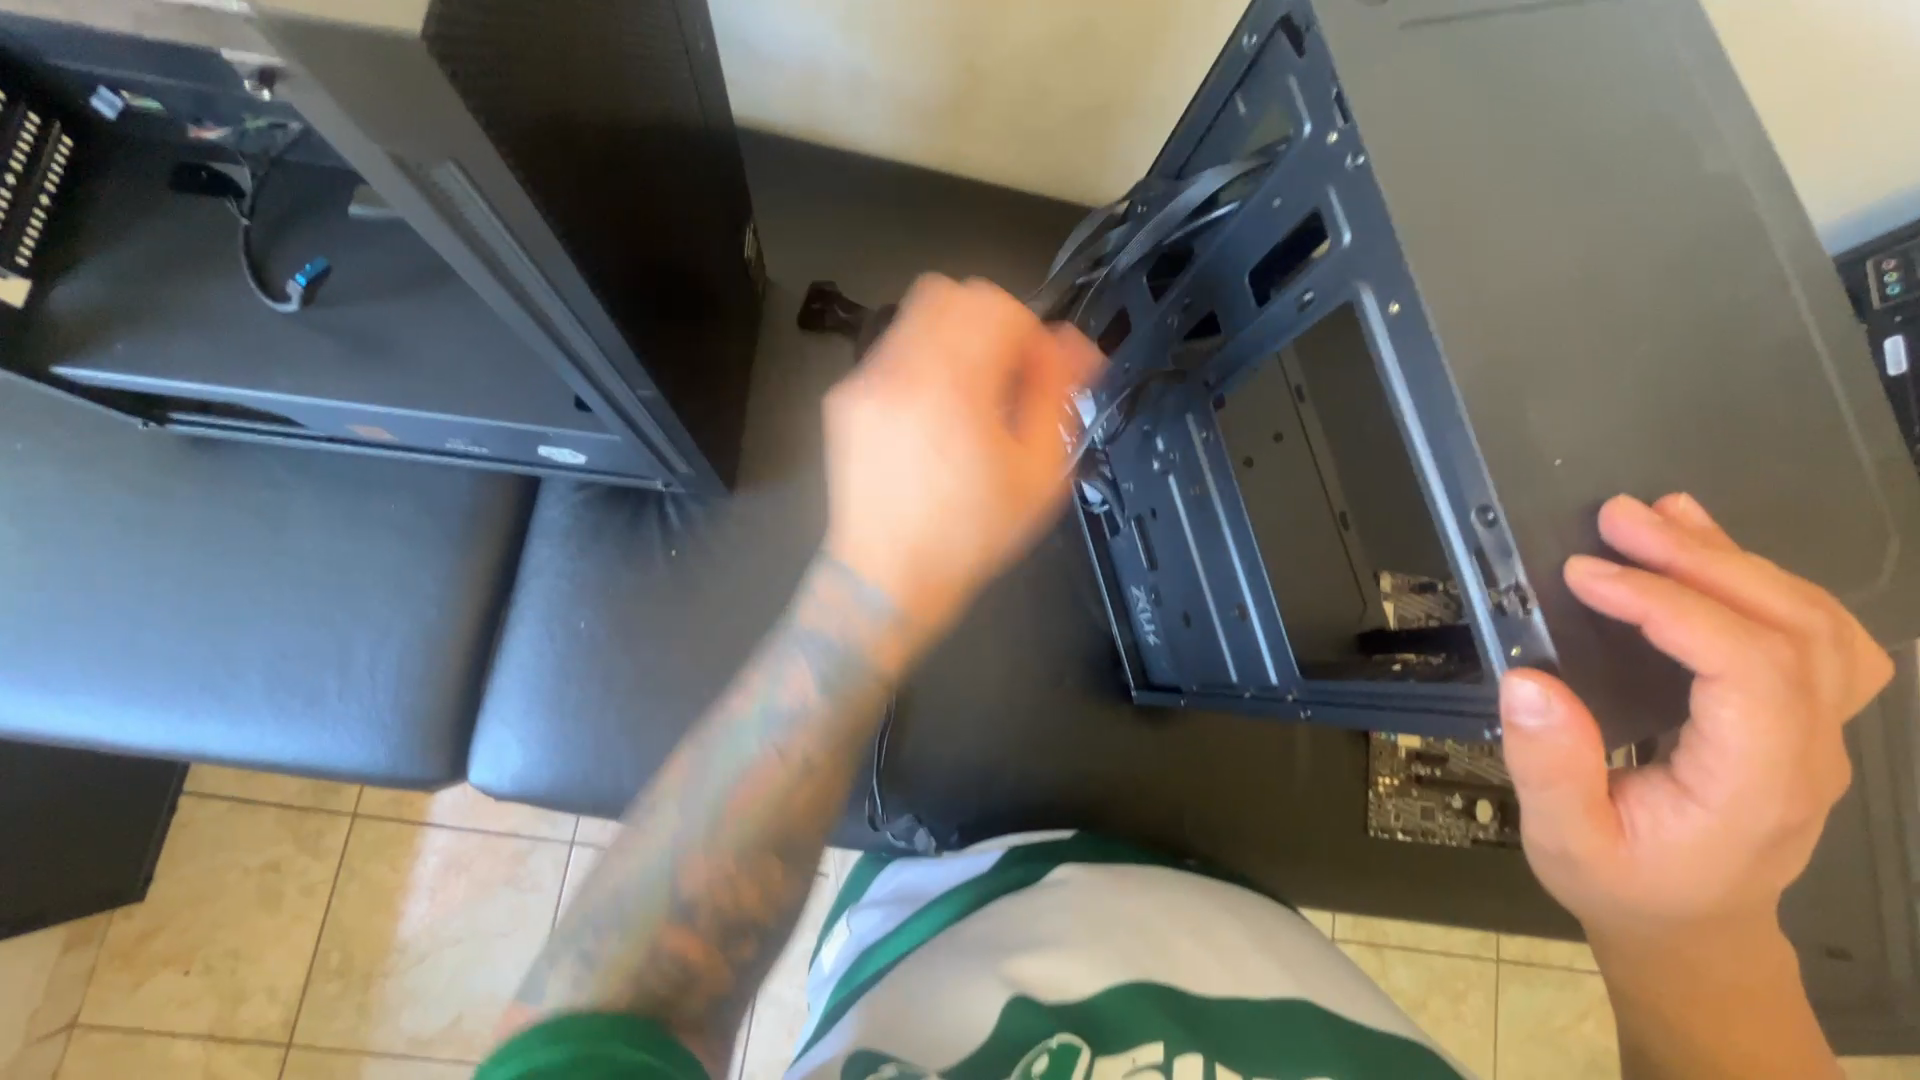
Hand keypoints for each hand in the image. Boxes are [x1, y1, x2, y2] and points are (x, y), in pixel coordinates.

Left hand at [821, 275, 1104, 646]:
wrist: (886, 577)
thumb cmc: (965, 537)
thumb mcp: (1037, 473)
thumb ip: (1058, 394)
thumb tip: (1073, 345)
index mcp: (952, 385)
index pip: (998, 306)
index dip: (1031, 333)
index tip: (1038, 373)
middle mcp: (900, 370)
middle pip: (953, 294)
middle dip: (992, 324)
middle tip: (1007, 376)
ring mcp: (866, 381)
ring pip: (918, 315)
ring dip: (956, 338)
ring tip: (972, 396)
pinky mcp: (847, 399)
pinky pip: (893, 351)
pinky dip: (923, 362)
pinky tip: (935, 415)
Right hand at [1500, 494, 1893, 945]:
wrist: (1690, 927)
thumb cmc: (1623, 885)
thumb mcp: (1565, 840)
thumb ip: (1550, 766)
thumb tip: (1528, 680)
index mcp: (1754, 783)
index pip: (1746, 668)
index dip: (1670, 606)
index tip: (1584, 574)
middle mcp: (1808, 750)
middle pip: (1793, 629)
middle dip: (1704, 560)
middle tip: (1617, 517)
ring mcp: (1819, 732)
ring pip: (1818, 623)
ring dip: (1739, 560)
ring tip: (1660, 517)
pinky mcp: (1801, 718)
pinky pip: (1814, 635)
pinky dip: (1764, 581)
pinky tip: (1709, 551)